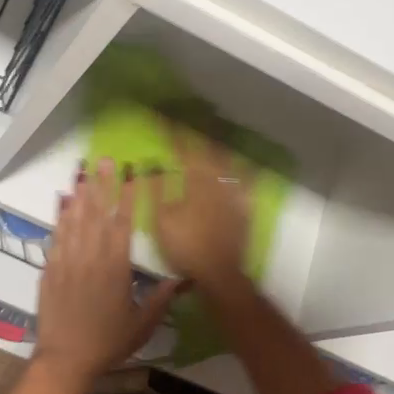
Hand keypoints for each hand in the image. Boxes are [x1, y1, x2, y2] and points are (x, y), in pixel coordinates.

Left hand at [33, 159, 183, 384]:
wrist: (65, 360)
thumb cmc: (107, 344)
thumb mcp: (142, 325)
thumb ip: (160, 299)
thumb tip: (182, 278)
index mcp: (115, 269)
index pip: (122, 224)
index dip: (127, 197)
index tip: (132, 174)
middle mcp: (90, 258)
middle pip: (96, 214)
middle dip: (103, 185)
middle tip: (106, 160)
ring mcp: (67, 262)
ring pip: (74, 221)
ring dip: (80, 195)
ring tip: (84, 171)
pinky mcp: (50, 270)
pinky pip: (55, 237)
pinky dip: (59, 217)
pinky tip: (62, 201)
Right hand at [149, 124, 252, 293]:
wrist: (220, 273)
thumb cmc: (186, 247)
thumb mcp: (161, 221)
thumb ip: (155, 191)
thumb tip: (148, 169)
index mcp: (196, 182)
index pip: (183, 151)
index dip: (173, 135)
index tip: (165, 120)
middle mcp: (218, 182)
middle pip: (209, 152)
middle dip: (197, 138)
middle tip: (189, 127)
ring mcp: (234, 195)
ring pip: (227, 165)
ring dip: (217, 151)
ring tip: (212, 142)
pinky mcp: (245, 209)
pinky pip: (244, 183)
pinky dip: (239, 172)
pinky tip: (240, 170)